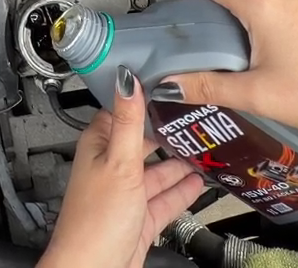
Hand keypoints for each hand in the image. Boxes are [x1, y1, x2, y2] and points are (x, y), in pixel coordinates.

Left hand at [40, 68, 204, 267]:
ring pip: (155, 172)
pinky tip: (197, 184)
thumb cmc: (95, 220)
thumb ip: (128, 122)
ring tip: (202, 150)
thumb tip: (127, 78)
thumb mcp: (119, 163)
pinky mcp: (138, 220)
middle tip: (193, 123)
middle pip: (141, 143)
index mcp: (99, 146)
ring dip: (177, 163)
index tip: (164, 91)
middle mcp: (110, 166)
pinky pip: (163, 200)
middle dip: (164, 134)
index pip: (121, 113)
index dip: (141, 103)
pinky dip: (181, 192)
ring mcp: (125, 194)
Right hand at [168, 0, 297, 144]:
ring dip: (248, 21)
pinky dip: (274, 23)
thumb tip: (169, 85)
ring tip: (252, 59)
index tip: (182, 15)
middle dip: (218, 15)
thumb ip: (208, 85)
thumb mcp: (258, 95)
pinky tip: (285, 58)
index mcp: (259, 2)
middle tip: (215, 49)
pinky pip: (284, 5)